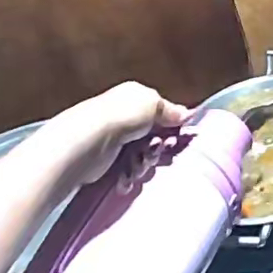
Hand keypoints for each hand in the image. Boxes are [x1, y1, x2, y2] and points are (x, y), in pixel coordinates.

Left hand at [39, 82, 188, 186]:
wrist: (86, 142)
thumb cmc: (122, 117)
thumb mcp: (152, 104)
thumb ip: (171, 110)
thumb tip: (186, 114)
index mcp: (135, 97)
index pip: (162, 113)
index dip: (171, 127)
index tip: (175, 139)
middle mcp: (125, 116)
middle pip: (154, 137)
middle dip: (156, 149)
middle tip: (152, 152)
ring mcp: (115, 139)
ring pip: (143, 157)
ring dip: (143, 164)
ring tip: (134, 165)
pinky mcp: (106, 162)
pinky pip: (128, 170)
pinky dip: (129, 175)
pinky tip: (124, 175)